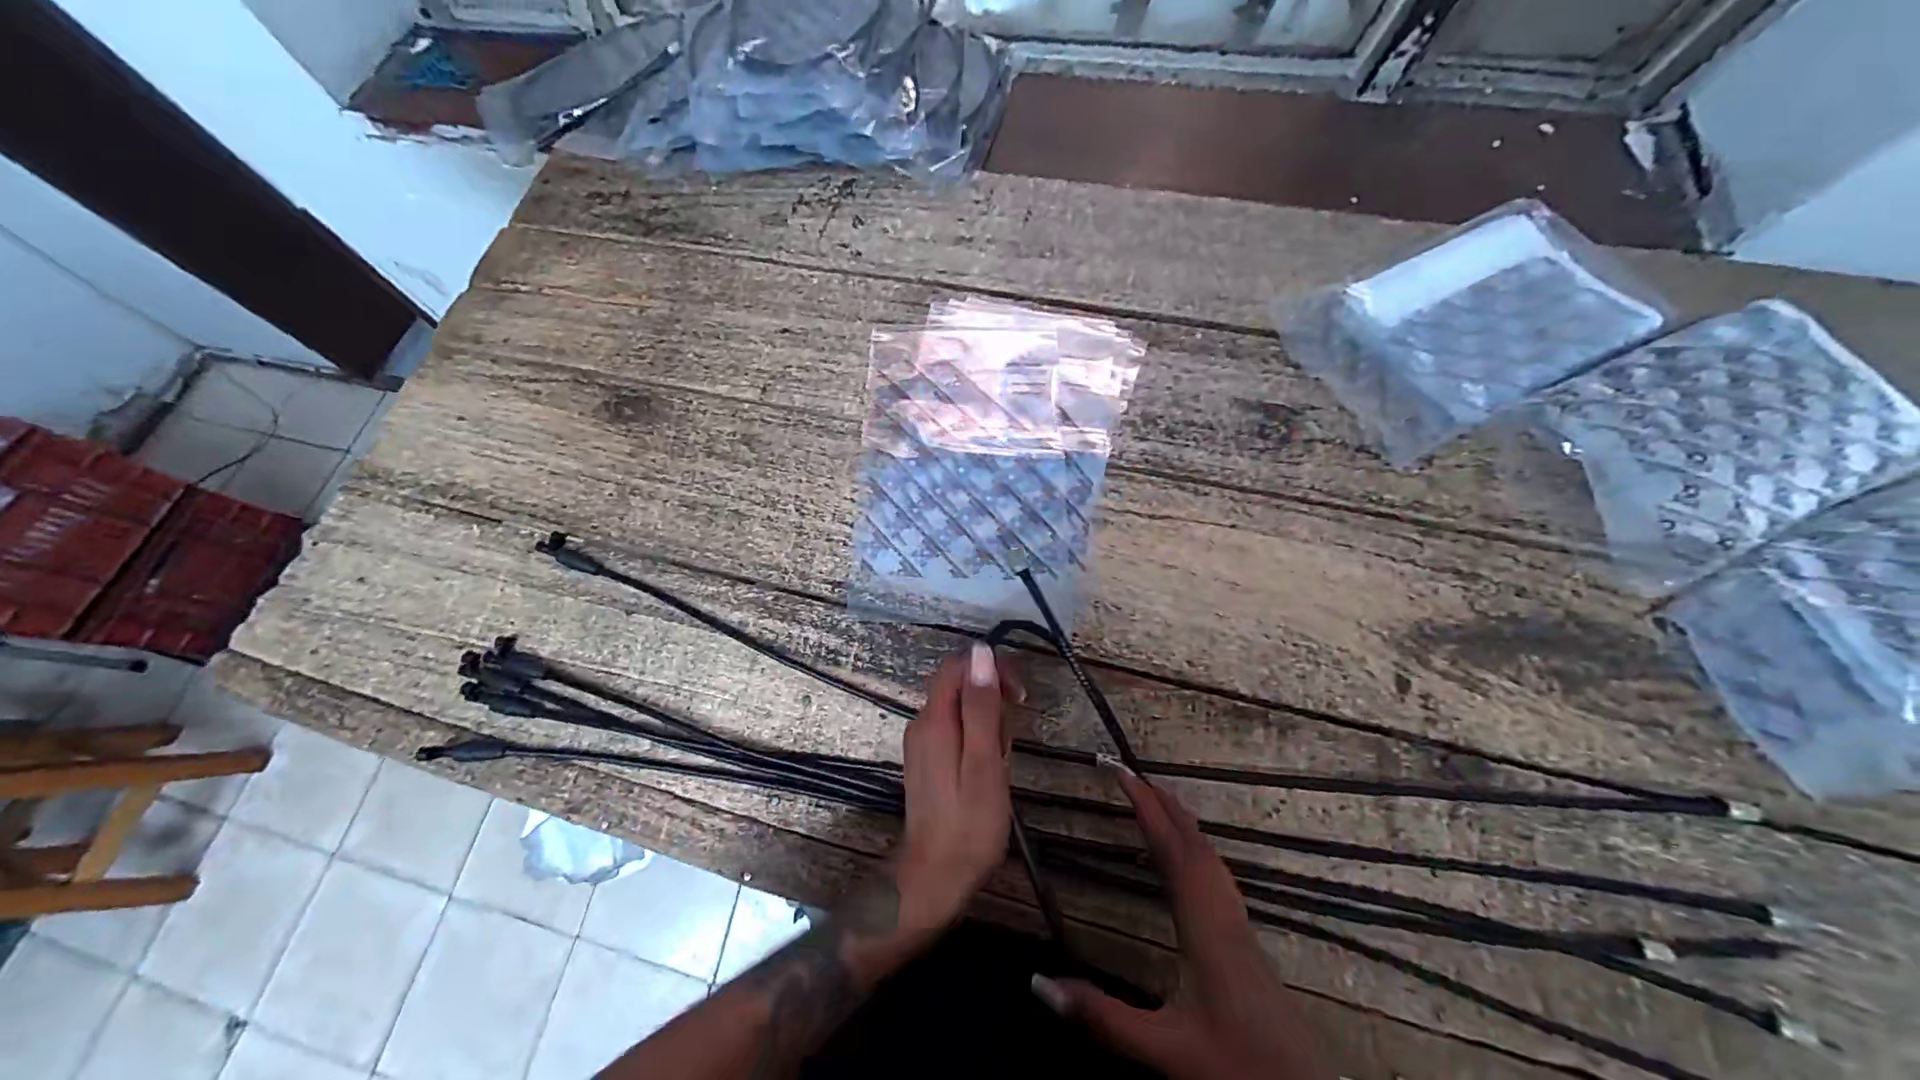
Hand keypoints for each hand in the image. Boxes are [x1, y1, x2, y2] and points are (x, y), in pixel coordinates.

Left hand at [894, 643, 1016, 936]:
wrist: (936, 877)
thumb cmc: (970, 823)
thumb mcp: (984, 762)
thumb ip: (982, 706)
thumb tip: (981, 653)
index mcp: (935, 720)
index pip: (958, 666)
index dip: (990, 669)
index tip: (1018, 695)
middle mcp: (922, 724)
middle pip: (960, 686)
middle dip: (992, 703)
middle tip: (1008, 742)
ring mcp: (923, 743)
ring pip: (961, 711)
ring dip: (988, 726)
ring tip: (1000, 763)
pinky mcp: (929, 761)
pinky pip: (956, 732)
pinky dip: (978, 743)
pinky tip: (988, 772)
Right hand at [1033, 768, 1322, 1079]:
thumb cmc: (1239, 1067)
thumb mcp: (1164, 1050)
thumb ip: (1102, 1017)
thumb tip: (1036, 982)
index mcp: (1205, 927)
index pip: (1172, 850)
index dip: (1146, 807)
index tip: (1121, 773)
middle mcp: (1225, 916)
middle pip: (1194, 844)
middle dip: (1162, 803)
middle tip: (1129, 773)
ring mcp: (1240, 927)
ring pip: (1210, 858)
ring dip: (1181, 822)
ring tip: (1155, 801)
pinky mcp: (1246, 942)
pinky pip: (1216, 875)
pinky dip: (1195, 847)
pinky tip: (1188, 860)